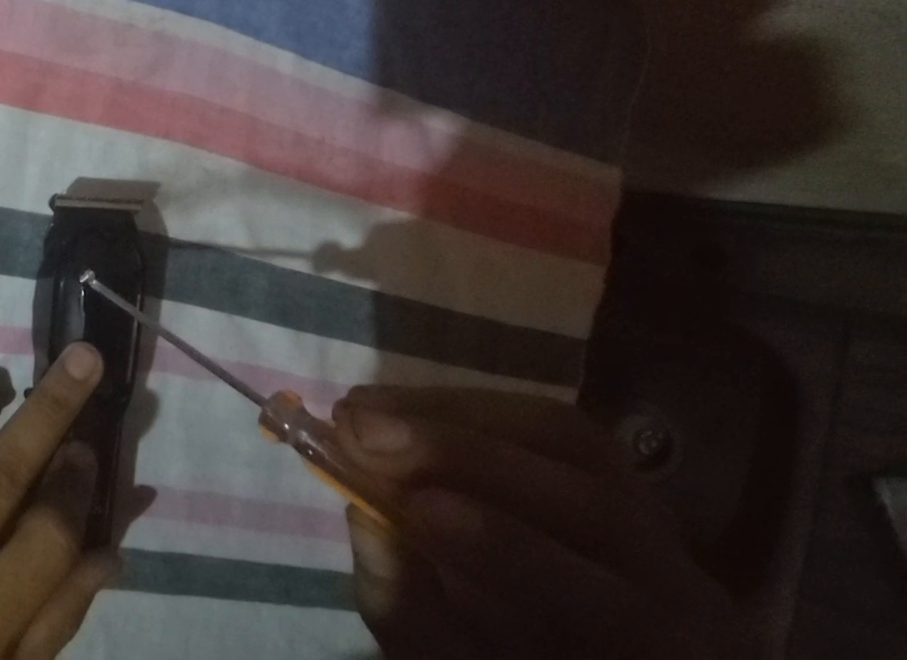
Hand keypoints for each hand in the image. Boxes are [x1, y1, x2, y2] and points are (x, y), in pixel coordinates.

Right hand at [332, 386, 747, 659]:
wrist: (553, 651)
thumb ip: (412, 617)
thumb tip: (364, 519)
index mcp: (655, 659)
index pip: (608, 605)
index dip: (505, 548)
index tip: (409, 508)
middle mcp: (683, 589)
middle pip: (592, 501)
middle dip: (460, 455)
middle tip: (357, 429)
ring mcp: (656, 522)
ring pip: (569, 440)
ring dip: (452, 413)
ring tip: (364, 408)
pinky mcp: (614, 476)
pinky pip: (551, 425)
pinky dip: (467, 406)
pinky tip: (403, 407)